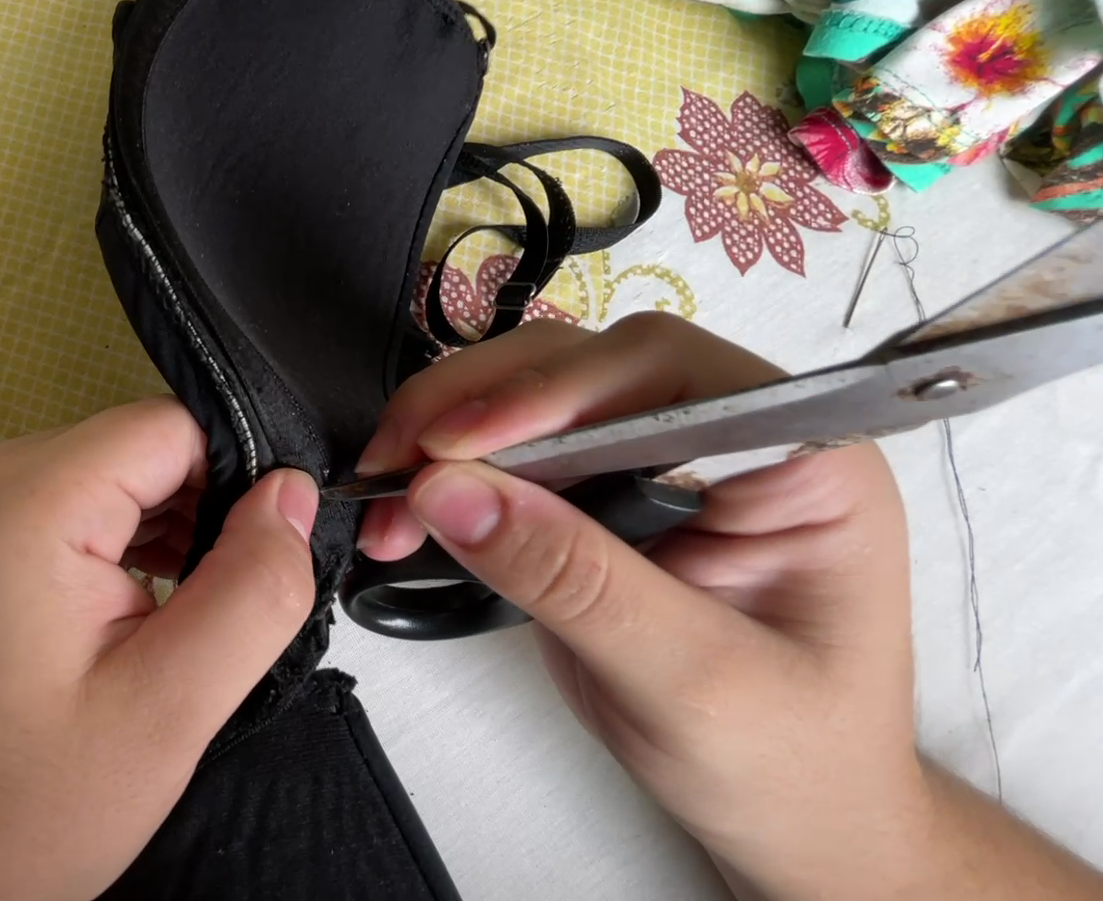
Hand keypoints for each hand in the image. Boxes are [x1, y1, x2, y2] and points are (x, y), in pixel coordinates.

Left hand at [0, 399, 318, 900]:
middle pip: (142, 443)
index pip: (170, 426)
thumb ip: (254, 588)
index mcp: (28, 500)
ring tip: (180, 612)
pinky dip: (127, 534)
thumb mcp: (172, 705)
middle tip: (219, 601)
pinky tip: (140, 600)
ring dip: (166, 524)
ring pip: (118, 467)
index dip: (234, 475)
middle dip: (200, 505)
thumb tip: (292, 493)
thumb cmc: (35, 799)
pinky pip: (81, 494)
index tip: (259, 552)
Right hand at [357, 313, 1101, 899]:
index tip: (452, 446)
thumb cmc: (782, 759)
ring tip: (383, 499)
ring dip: (432, 436)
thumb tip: (442, 490)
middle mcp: (706, 431)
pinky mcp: (579, 489)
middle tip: (391, 468)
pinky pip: (491, 450)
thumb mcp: (690, 680)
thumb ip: (573, 578)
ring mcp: (636, 455)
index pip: (657, 370)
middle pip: (566, 364)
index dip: (546, 390)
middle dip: (464, 407)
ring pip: (513, 396)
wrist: (777, 806)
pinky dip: (433, 474)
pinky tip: (400, 513)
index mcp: (787, 454)